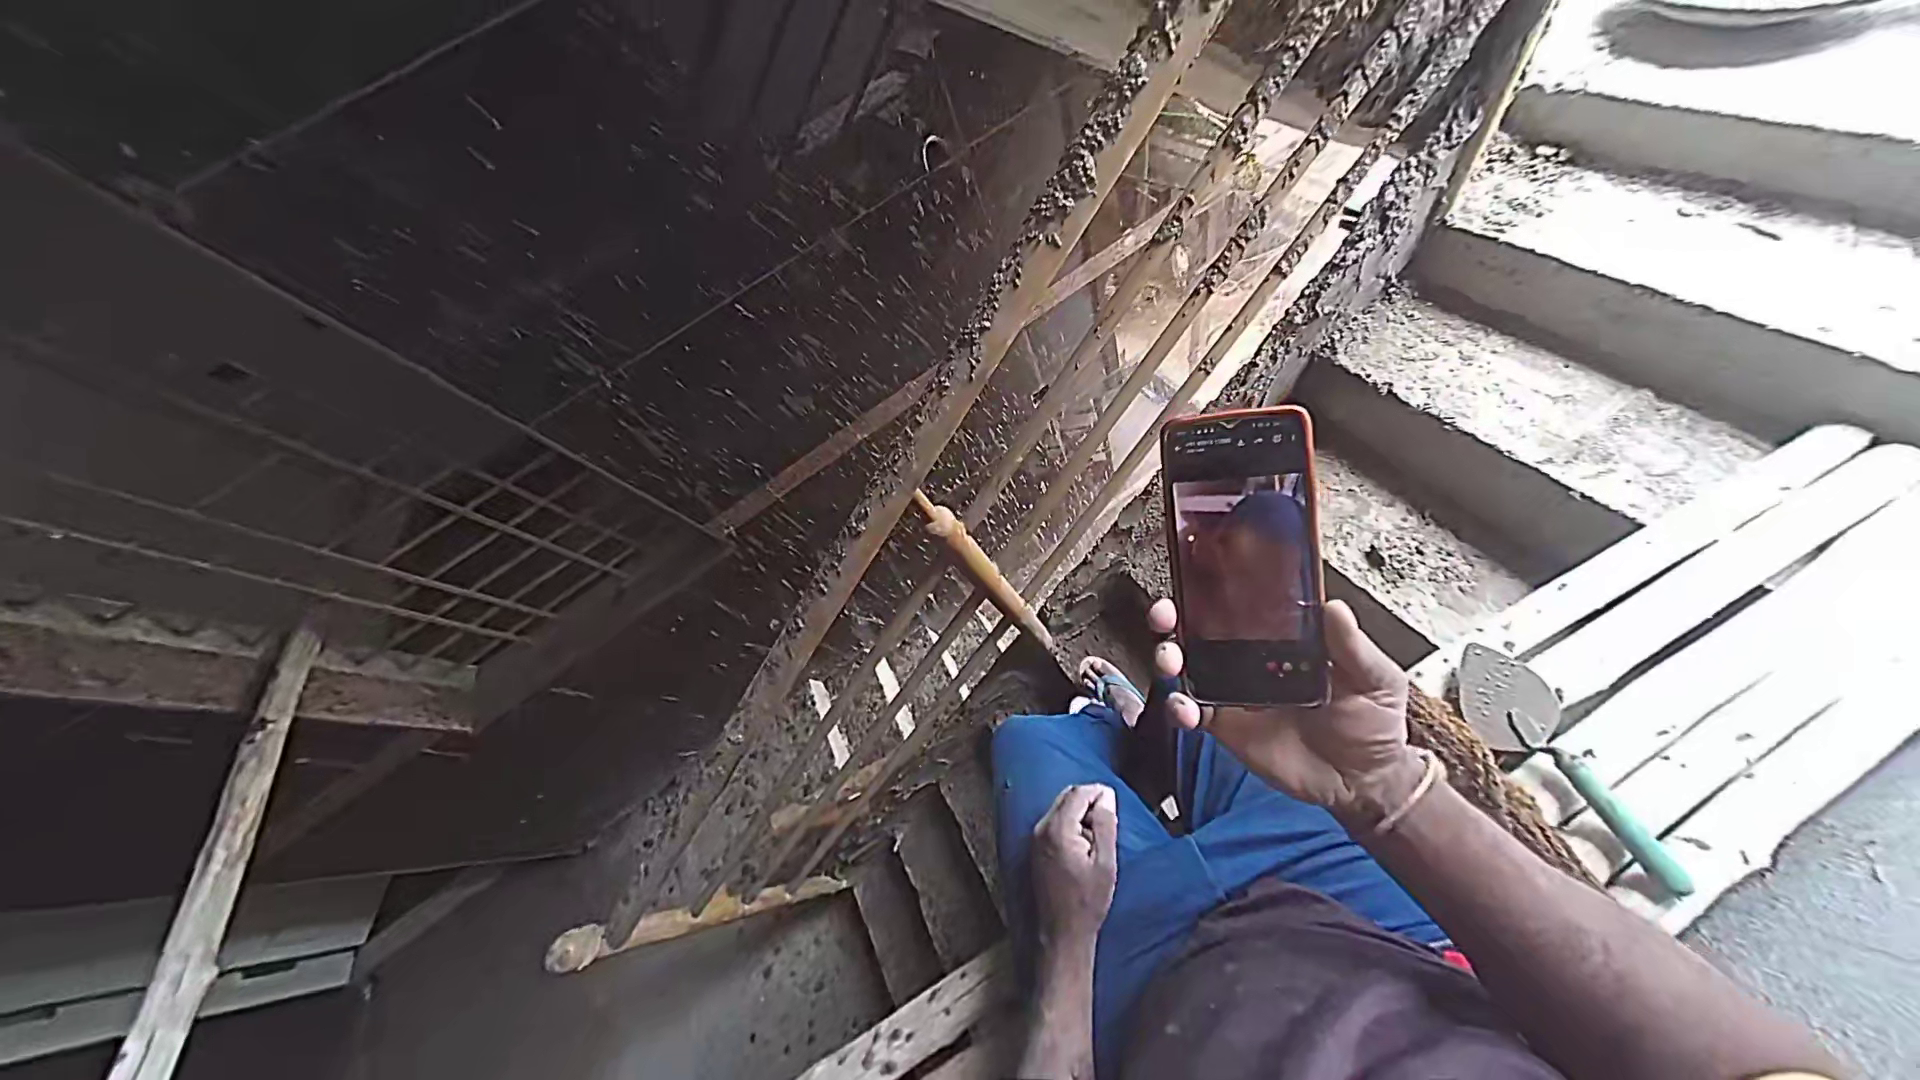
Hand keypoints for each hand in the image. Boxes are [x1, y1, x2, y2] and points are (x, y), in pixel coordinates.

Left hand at [1030, 783, 1118, 949]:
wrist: (1062, 932)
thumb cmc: (1086, 902)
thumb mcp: (1105, 863)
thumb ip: (1105, 826)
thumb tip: (1106, 797)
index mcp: (1058, 829)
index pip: (1077, 793)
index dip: (1098, 792)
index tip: (1113, 801)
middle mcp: (1042, 828)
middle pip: (1066, 797)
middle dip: (1088, 800)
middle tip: (1107, 818)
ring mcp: (1036, 838)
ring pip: (1060, 808)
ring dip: (1079, 812)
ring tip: (1098, 835)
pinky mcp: (1036, 848)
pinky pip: (1054, 822)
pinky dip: (1070, 823)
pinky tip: (1084, 844)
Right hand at [1152, 597, 1424, 822]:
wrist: (1363, 781)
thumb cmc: (1371, 723)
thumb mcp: (1375, 679)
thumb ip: (1352, 647)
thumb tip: (1334, 607)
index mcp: (1278, 640)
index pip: (1235, 608)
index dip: (1208, 593)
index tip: (1192, 581)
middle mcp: (1247, 660)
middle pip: (1196, 631)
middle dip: (1170, 618)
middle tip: (1165, 615)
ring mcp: (1231, 692)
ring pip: (1184, 666)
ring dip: (1167, 658)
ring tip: (1171, 661)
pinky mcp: (1224, 725)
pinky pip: (1190, 712)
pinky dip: (1178, 708)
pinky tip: (1185, 709)